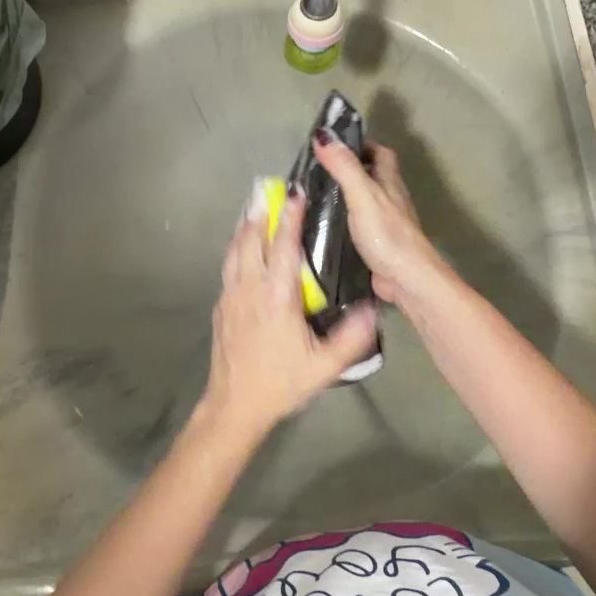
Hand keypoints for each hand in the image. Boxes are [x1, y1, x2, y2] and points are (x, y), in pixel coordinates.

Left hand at [199, 185, 379, 436]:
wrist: (234, 406)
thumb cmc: (281, 384)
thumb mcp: (325, 367)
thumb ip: (352, 337)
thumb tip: (374, 307)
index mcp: (276, 298)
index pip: (283, 248)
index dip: (290, 218)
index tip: (296, 192)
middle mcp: (249, 289)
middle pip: (251, 240)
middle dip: (261, 212)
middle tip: (270, 189)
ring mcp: (231, 296)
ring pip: (235, 250)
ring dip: (245, 226)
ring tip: (254, 207)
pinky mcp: (221, 307)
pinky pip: (228, 266)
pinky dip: (236, 247)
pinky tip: (241, 246)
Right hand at [312, 136, 451, 306]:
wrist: (406, 279)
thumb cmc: (387, 234)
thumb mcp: (362, 195)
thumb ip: (344, 167)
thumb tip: (323, 135)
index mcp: (390, 182)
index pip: (381, 154)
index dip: (362, 145)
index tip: (335, 146)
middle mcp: (391, 199)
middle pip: (373, 176)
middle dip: (350, 170)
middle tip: (320, 172)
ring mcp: (386, 224)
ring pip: (366, 202)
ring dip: (345, 197)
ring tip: (315, 197)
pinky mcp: (378, 245)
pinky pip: (359, 227)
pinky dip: (344, 223)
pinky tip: (325, 229)